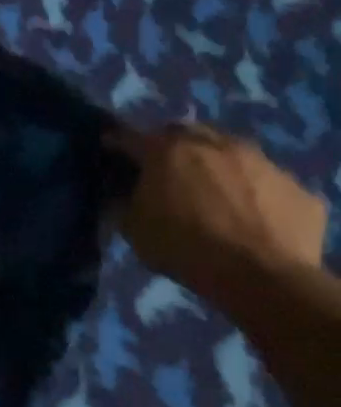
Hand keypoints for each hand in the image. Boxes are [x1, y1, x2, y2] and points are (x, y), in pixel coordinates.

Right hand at [109, 125, 327, 289]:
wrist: (261, 275)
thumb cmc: (182, 245)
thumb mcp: (131, 226)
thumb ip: (123, 199)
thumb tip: (120, 190)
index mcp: (167, 151)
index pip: (128, 136)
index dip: (114, 143)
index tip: (108, 153)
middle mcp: (216, 146)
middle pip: (186, 132)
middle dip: (169, 143)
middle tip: (160, 166)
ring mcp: (264, 164)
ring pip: (231, 150)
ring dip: (214, 162)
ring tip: (207, 188)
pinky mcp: (298, 187)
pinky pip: (265, 180)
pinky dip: (250, 189)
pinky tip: (245, 213)